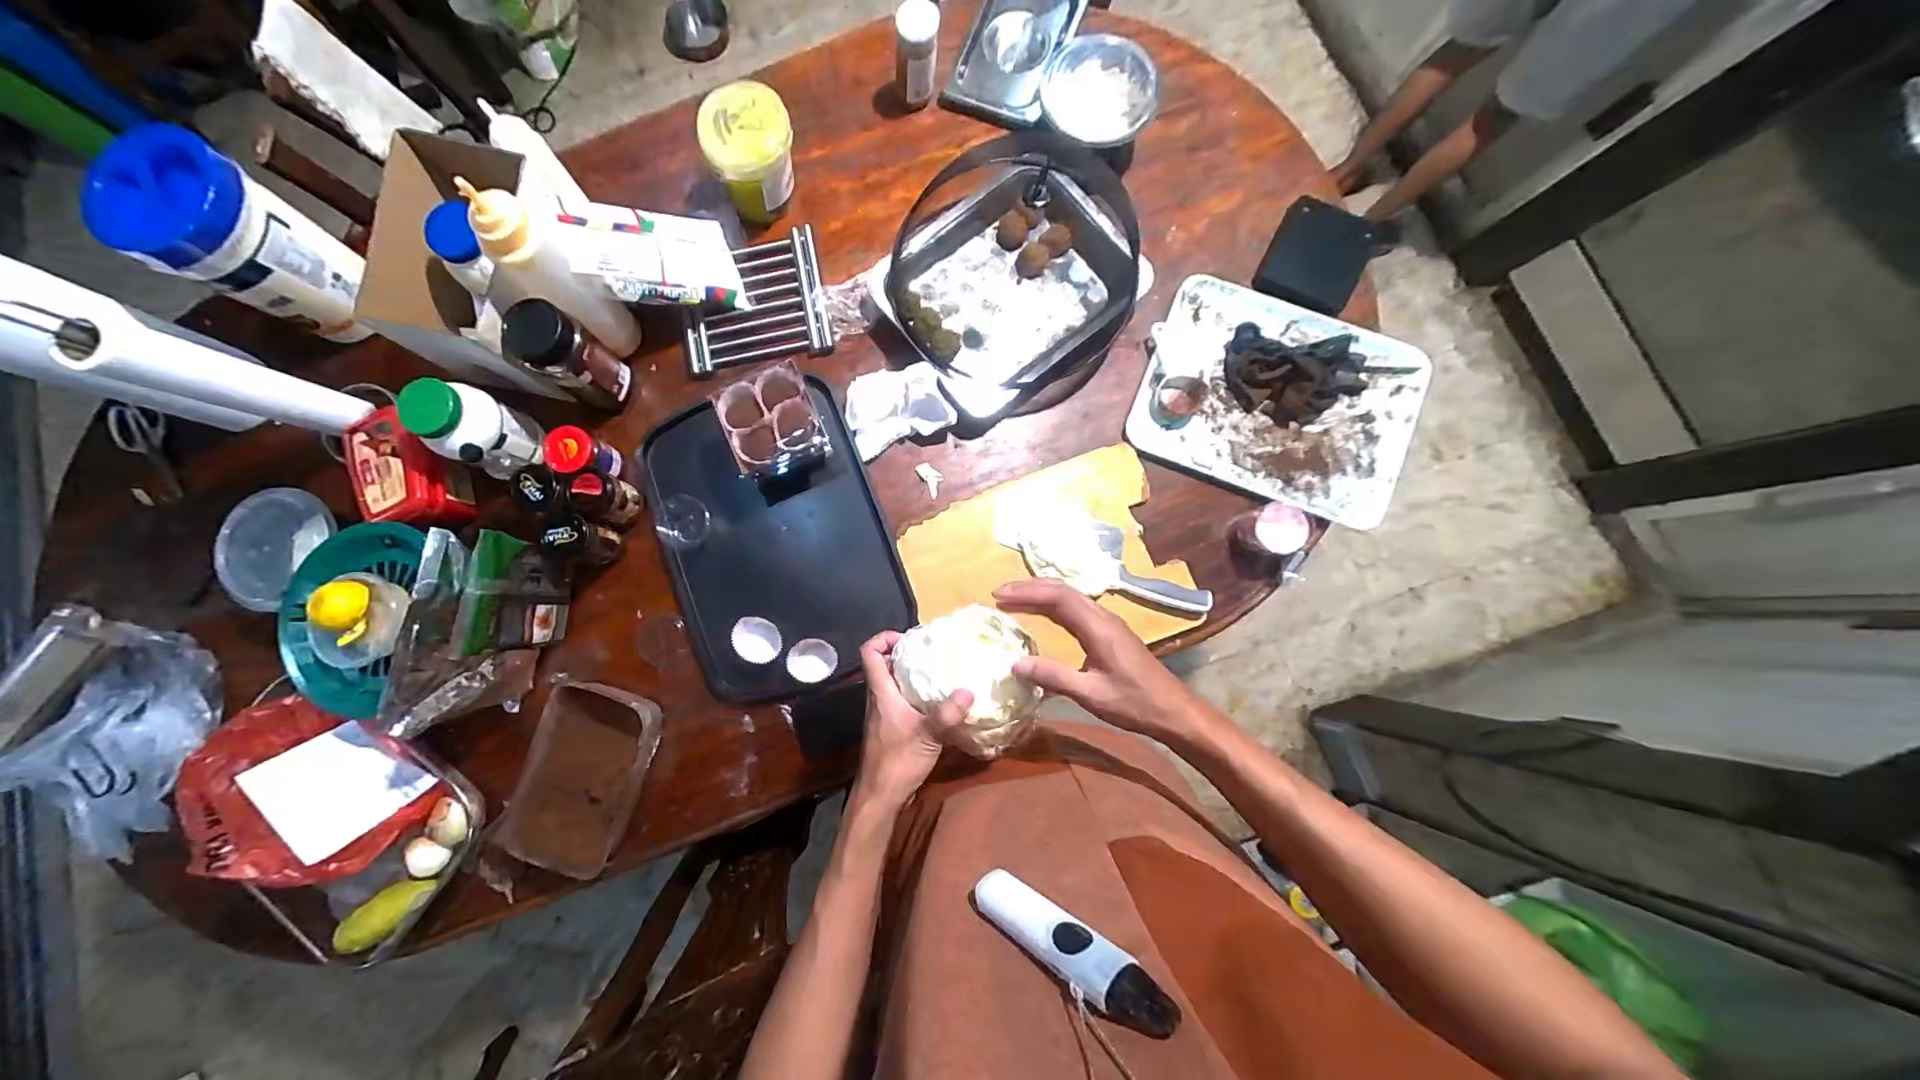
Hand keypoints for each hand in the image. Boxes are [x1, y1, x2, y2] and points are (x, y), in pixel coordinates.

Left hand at [852, 631, 971, 811]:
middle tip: (934, 650)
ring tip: (942, 670)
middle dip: (907, 653)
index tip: (910, 637)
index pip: (870, 652)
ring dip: (913, 674)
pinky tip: (941, 700)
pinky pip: (903, 699)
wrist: (880, 796)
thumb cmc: (897, 762)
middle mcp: (879, 698)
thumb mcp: (927, 736)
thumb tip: (969, 690)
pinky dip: (918, 694)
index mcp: (881, 692)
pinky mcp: (893, 727)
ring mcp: (885, 713)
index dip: (884, 637)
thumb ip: (946, 714)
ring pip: (895, 682)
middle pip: (885, 664)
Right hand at [995, 579, 1215, 745]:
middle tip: (999, 594)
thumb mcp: (1091, 694)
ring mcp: (1109, 623)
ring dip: (1041, 594)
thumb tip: (1015, 663)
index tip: (998, 596)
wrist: (1174, 710)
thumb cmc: (1134, 704)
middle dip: (1029, 588)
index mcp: (1099, 628)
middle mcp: (1104, 618)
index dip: (1027, 593)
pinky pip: (1077, 608)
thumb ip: (1053, 677)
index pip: (1058, 598)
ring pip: (1071, 597)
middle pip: (1063, 590)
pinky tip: (1042, 614)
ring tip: (1013, 600)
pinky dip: (1054, 606)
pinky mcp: (1110, 632)